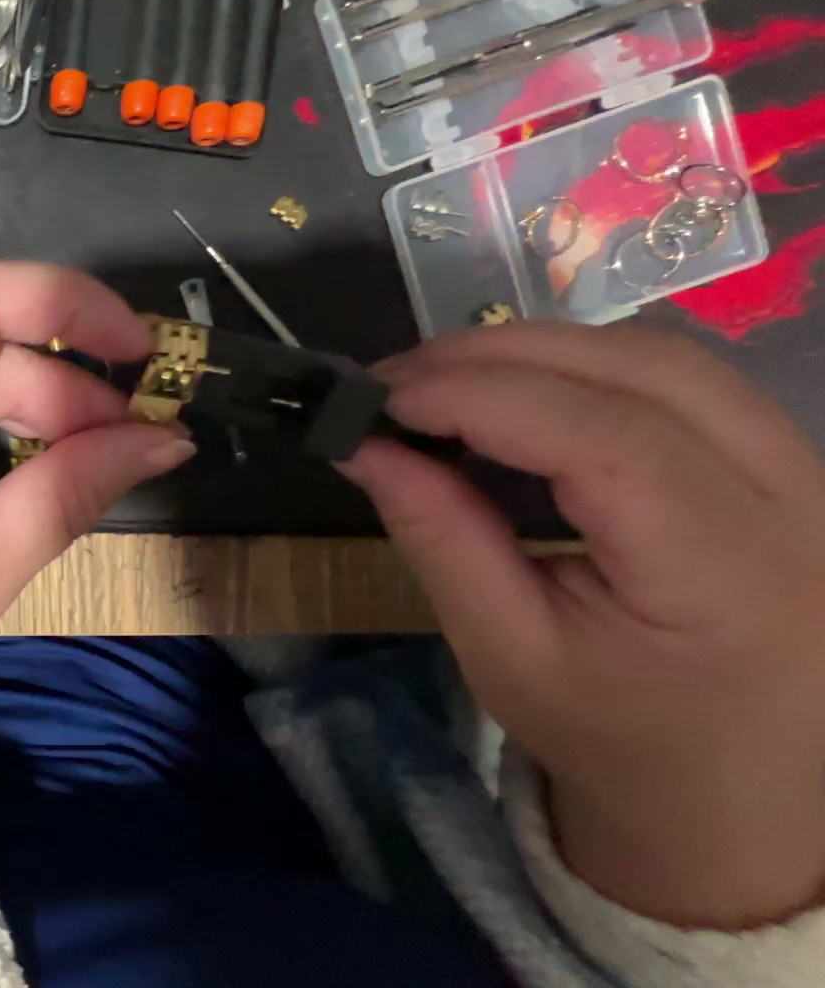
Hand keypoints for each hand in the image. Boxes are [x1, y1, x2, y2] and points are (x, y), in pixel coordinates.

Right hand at [340, 320, 824, 927]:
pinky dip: (569, 367)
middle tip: (387, 383)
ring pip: (661, 356)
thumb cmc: (609, 732)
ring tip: (432, 384)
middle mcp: (800, 503)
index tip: (376, 402)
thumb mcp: (500, 648)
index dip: (480, 398)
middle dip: (496, 355)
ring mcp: (808, 474)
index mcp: (728, 575)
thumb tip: (359, 445)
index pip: (605, 439)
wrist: (739, 787)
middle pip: (643, 369)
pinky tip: (504, 393)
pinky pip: (673, 378)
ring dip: (531, 351)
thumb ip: (436, 535)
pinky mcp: (783, 462)